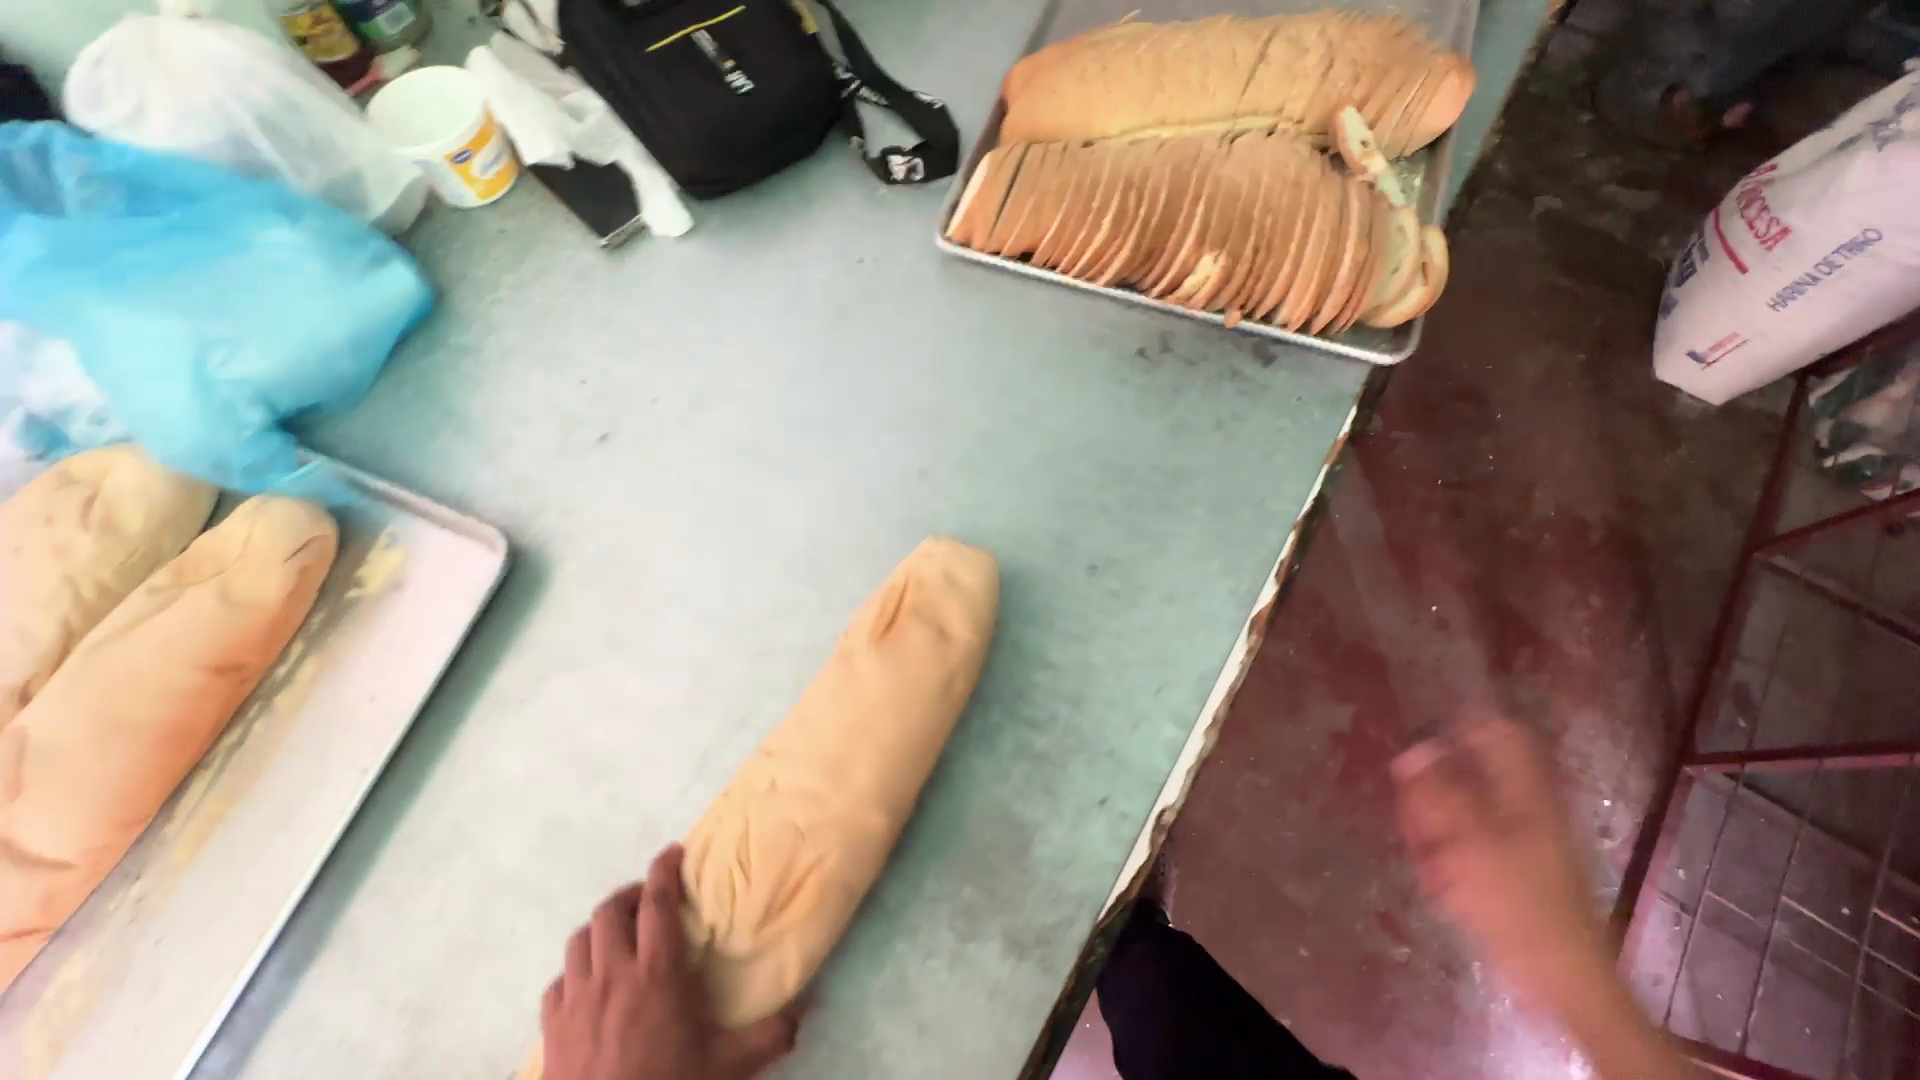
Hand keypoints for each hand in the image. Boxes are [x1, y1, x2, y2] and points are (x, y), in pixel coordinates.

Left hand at [540, 845, 799, 1079]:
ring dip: (600, 929)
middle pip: (609, 911)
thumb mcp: (728, 1065)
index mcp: (657, 972)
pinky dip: (574, 972)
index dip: (664, 869)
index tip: (674, 852)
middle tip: (648, 899)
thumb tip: (808, 1007)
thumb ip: (770, 1034)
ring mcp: (575, 1000)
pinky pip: (557, 982)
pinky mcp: (551, 1028)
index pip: (657, 902)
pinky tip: (588, 985)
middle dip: (629, 895)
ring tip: (618, 936)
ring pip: (579, 940)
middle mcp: (613, 975)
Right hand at [1391, 711, 1609, 1008]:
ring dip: (1434, 829)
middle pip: (1468, 774)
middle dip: (1431, 792)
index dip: (1462, 720)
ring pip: (1461, 812)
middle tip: (1414, 818)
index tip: (1422, 727)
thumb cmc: (1517, 903)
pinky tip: (1441, 882)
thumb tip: (1414, 746)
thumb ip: (1439, 791)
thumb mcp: (1469, 843)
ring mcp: (1520, 840)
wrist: (1562, 977)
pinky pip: (1466, 847)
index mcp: (1524, 792)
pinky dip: (1447, 858)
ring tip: (1425, 857)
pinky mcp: (1511, 869)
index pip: (1498, 733)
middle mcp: (1524, 808)